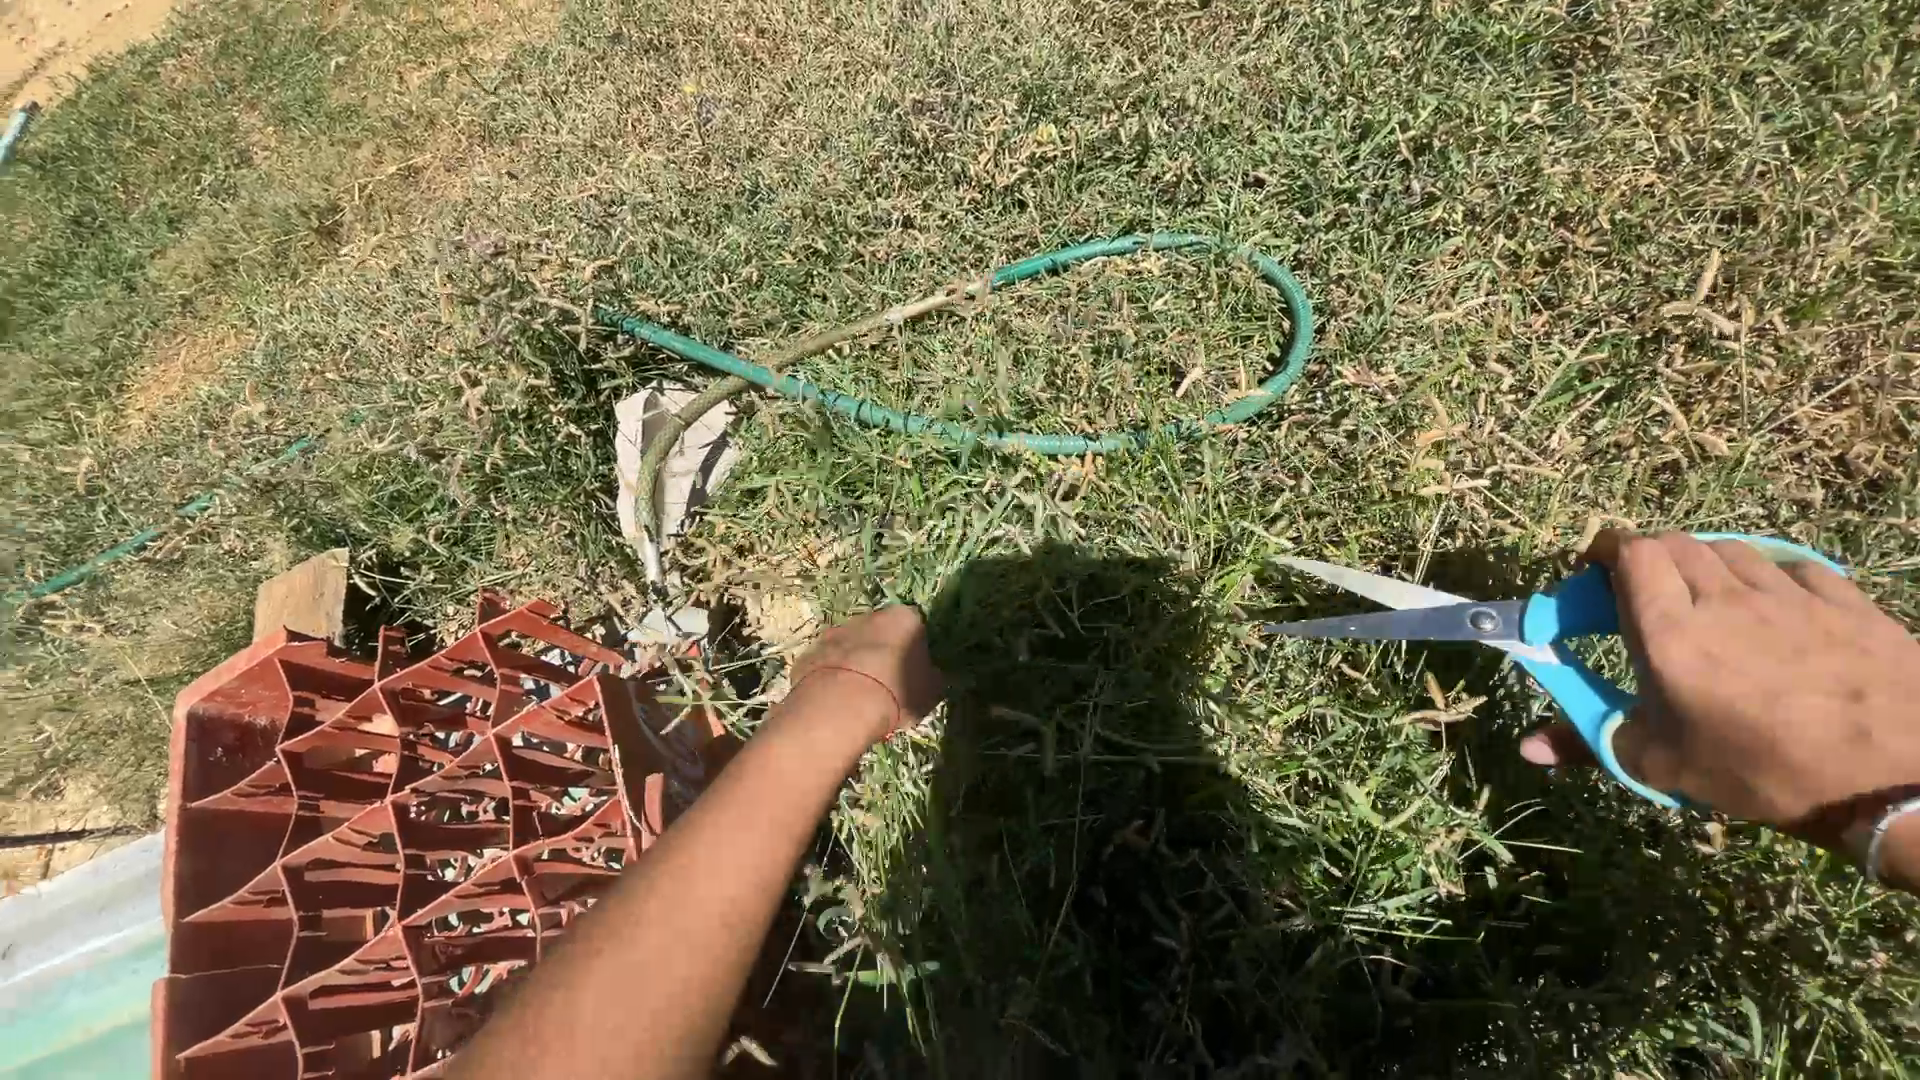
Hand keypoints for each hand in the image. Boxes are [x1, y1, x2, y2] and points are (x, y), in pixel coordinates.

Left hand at [789, 605, 944, 739]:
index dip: (917, 647)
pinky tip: (837, 700)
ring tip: (860, 696)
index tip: (915, 670)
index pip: (916, 625)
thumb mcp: (931, 691)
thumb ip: (933, 678)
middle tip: (888, 683)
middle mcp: (869, 616)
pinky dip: (833, 676)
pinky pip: (828, 663)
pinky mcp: (811, 651)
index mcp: (905, 618)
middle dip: (884, 651)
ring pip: (852, 645)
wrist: (841, 705)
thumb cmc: (896, 692)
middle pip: (881, 631)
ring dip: (856, 662)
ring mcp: (836, 631)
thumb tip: (932, 675)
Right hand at [1519, 530, 1919, 847]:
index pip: (1629, 552)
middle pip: (1675, 542)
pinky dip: (1770, 575)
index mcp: (1668, 631)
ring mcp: (1794, 598)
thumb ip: (1586, 743)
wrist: (1904, 788)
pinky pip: (1797, 568)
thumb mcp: (1662, 762)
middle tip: (1640, 588)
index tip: (1592, 573)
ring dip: (1705, 562)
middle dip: (1648, 555)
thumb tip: (1526, 748)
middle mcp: (1724, 600)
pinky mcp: (1853, 607)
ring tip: (1704, 594)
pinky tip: (1771, 603)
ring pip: (1733, 549)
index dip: (1605, 551)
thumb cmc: (1762, 772)